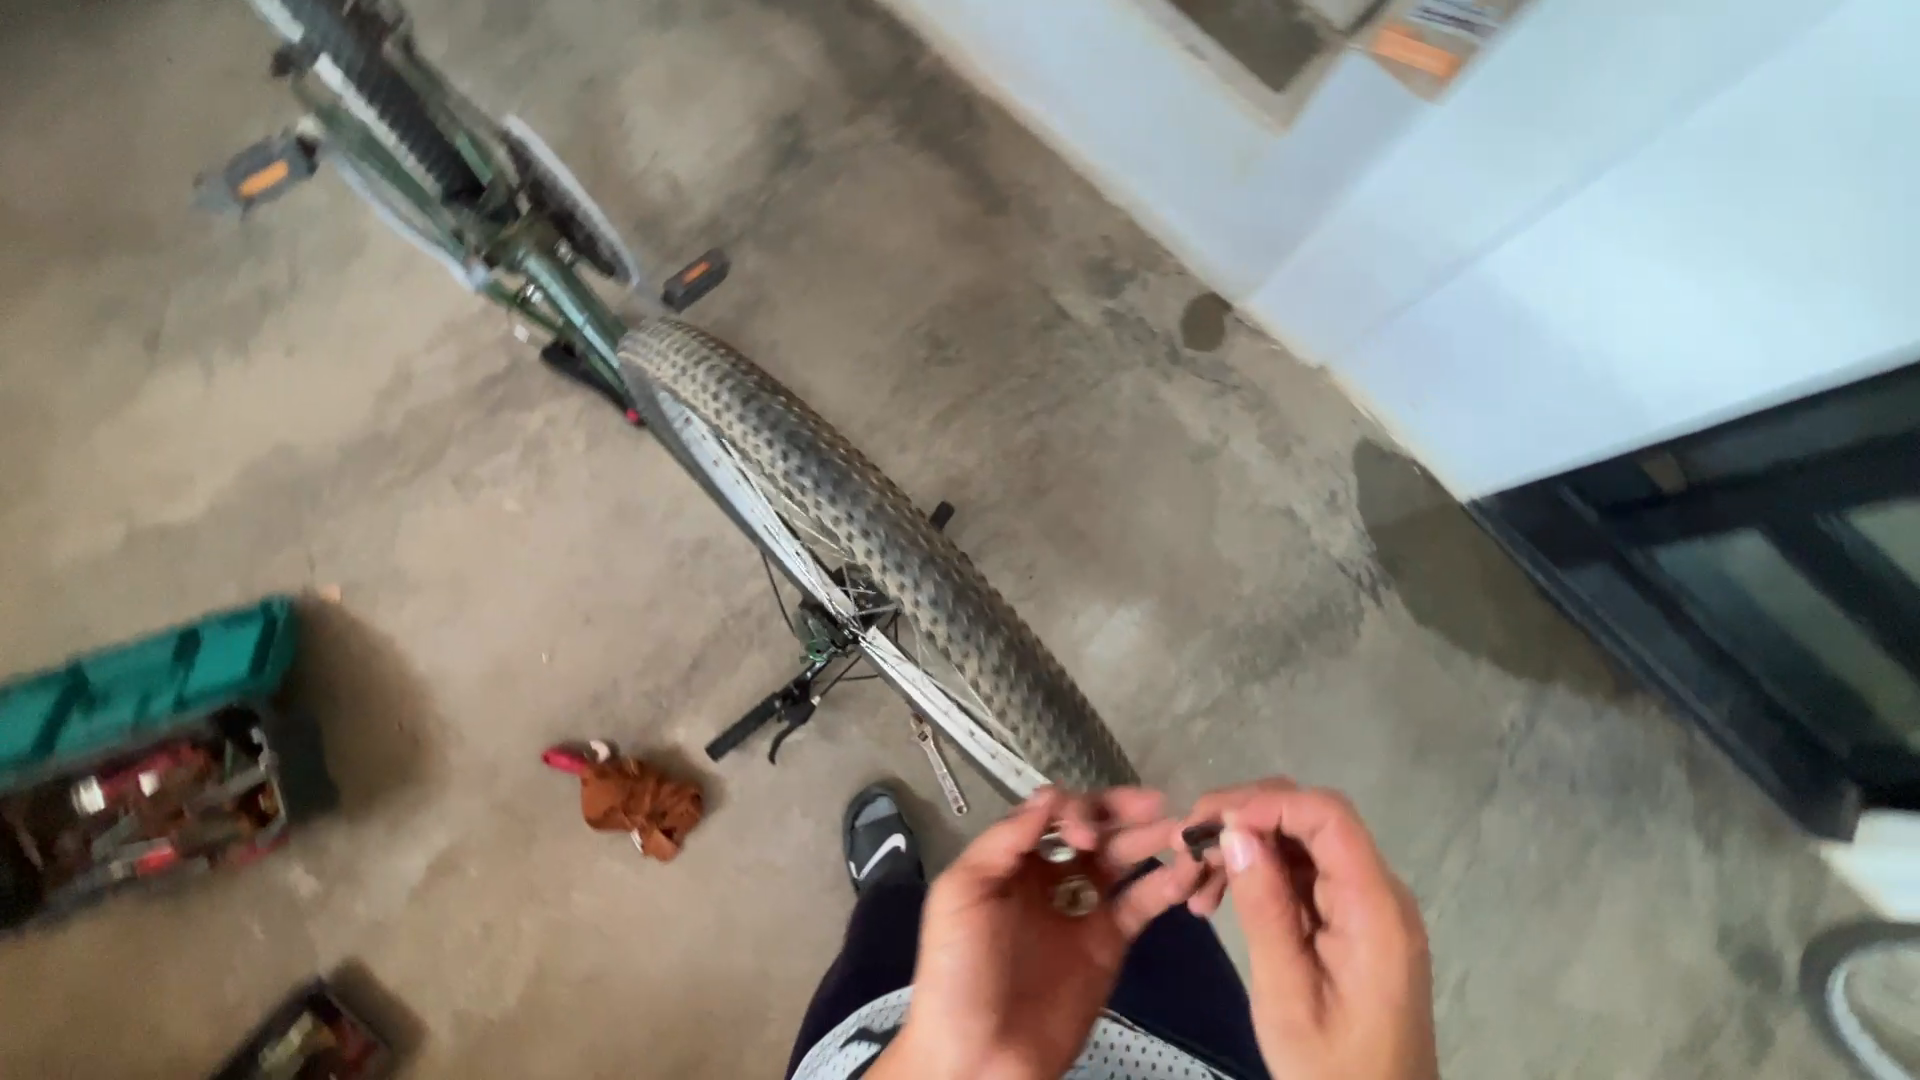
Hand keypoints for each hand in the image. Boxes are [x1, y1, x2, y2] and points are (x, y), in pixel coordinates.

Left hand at [873, 787, 1202, 1079]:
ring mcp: (1081, 908)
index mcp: (1011, 857)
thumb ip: (1003, 841)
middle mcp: (1048, 874)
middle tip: (1154, 803)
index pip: (1051, 813)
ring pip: (1120, 859)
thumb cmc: (957, 970)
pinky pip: (1139, 905)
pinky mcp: (1106, 943)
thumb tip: (1050, 796)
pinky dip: (1164, 887)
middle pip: (1091, 828)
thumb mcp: (961, 894)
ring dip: (1148, 840)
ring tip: (1180, 830)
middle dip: (1119, 811)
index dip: (1072, 810)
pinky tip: (1184, 874)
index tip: (1085, 833)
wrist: (976, 1057)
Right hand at [1183, 779, 1437, 1079]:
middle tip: (1186, 846)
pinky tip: (1215, 897)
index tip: (1210, 826)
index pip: (1327, 816)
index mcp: (1374, 909)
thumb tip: (1234, 830)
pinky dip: (1253, 870)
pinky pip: (1296, 869)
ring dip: (1241, 844)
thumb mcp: (1287, 996)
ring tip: (1192, 880)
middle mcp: (1376, 892)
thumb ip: (1264, 909)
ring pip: (1296, 838)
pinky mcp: (1346, 916)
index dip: (1267, 804)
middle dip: (1244, 817)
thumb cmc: (1332, 1071)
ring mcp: (1362, 902)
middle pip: (1310, 816)